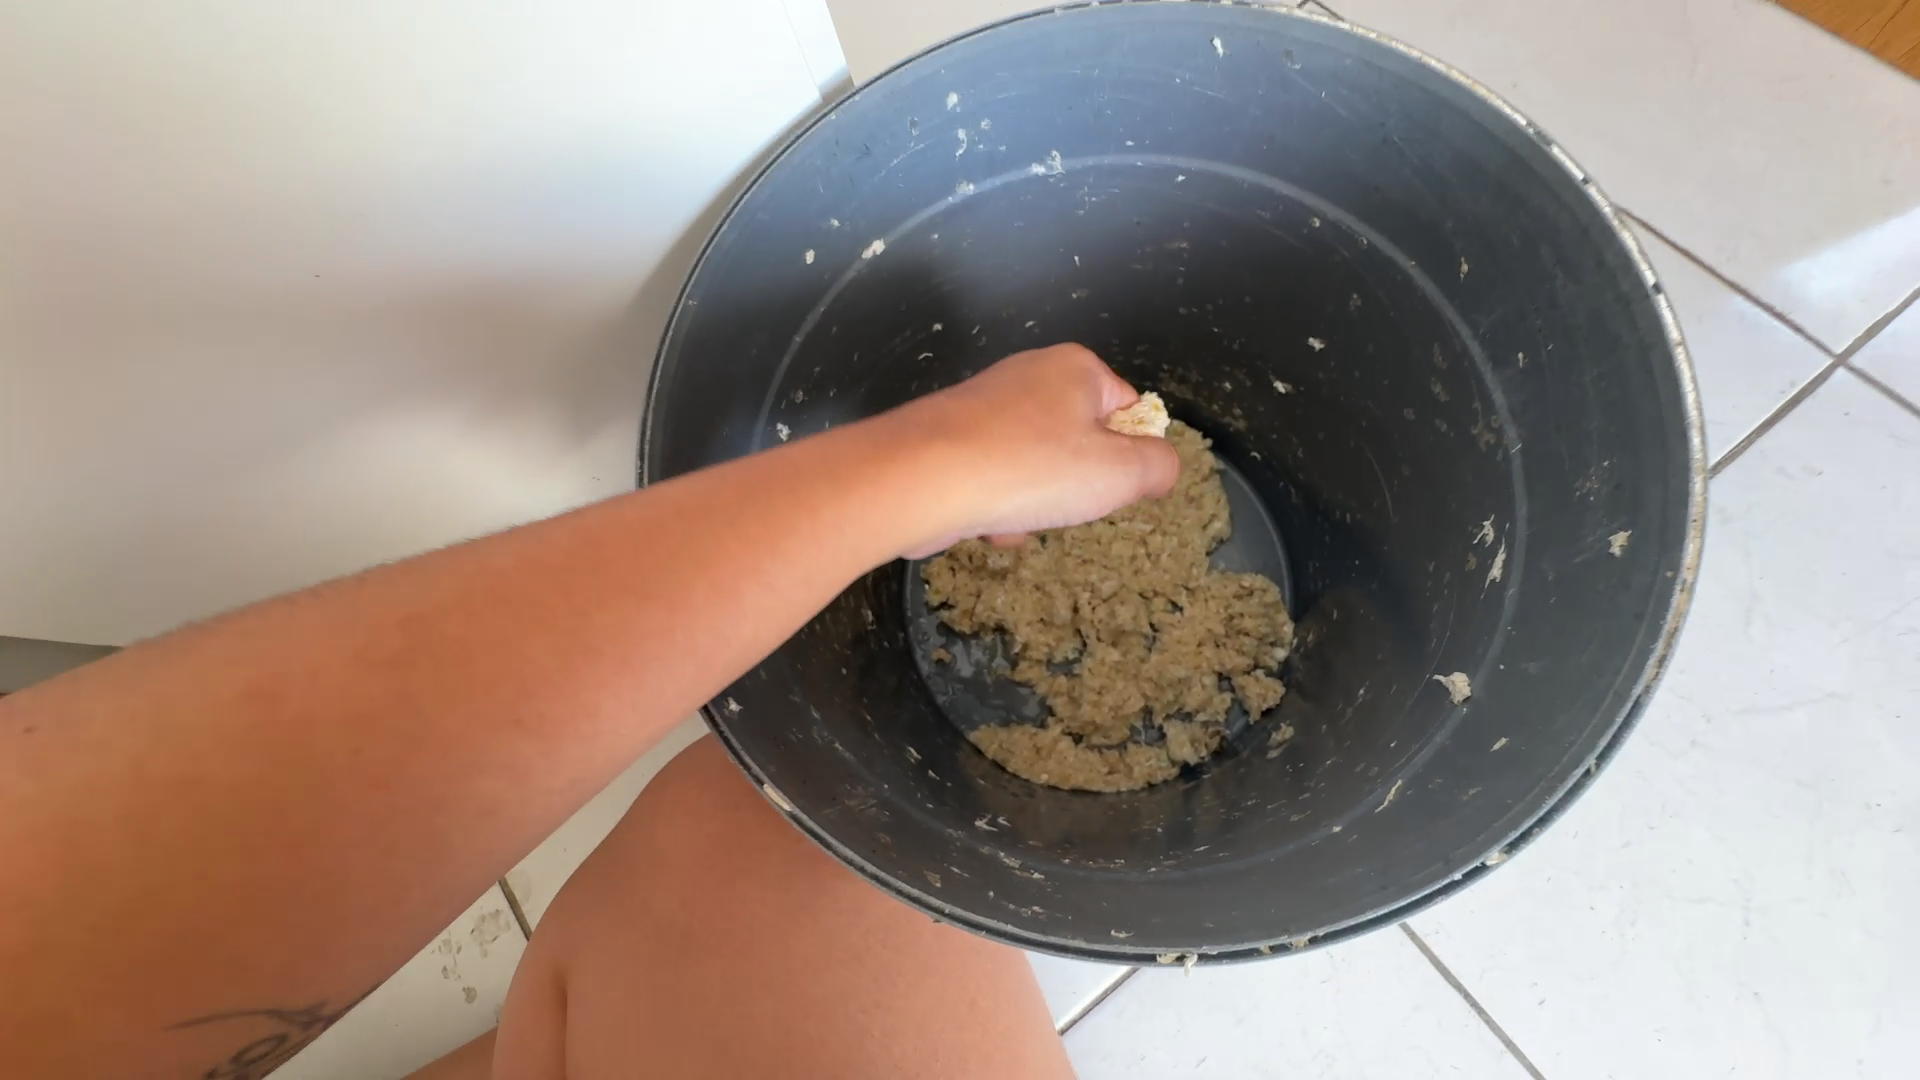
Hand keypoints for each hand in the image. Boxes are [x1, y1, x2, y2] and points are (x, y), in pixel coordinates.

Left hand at [877, 344, 1181, 557]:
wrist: (920, 479)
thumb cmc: (1031, 468)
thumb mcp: (1120, 473)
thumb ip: (1158, 467)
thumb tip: (1163, 467)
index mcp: (1075, 368)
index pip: (1128, 410)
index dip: (1129, 455)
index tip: (1114, 487)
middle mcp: (1028, 376)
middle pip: (1077, 442)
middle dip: (1073, 486)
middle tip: (1063, 503)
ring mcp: (984, 407)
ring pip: (1034, 468)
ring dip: (1033, 505)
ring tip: (1016, 516)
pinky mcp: (950, 440)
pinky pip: (993, 478)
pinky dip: (995, 505)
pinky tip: (984, 522)